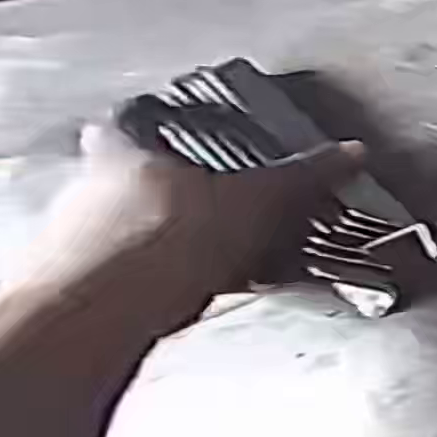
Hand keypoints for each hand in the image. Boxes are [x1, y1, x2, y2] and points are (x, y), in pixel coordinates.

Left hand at [20, 124, 364, 333]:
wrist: (105, 310)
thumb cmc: (172, 234)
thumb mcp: (263, 196)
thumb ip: (308, 174)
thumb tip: (353, 150)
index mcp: (123, 158)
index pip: (128, 126)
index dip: (155, 126)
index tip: (183, 132)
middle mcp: (90, 192)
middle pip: (139, 179)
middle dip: (187, 189)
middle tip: (236, 196)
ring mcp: (83, 240)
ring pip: (144, 225)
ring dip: (187, 233)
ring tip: (243, 245)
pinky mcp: (94, 282)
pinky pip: (150, 266)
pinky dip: (185, 270)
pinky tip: (226, 279)